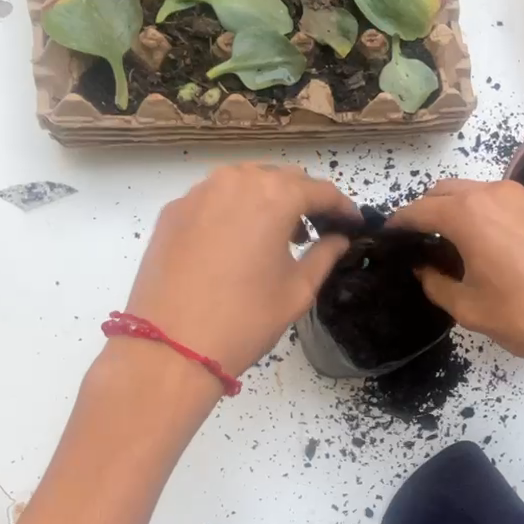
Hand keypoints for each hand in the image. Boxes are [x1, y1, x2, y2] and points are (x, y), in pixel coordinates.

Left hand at [123, 163, 357, 376]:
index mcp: (273, 197)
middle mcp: (235, 182)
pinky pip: (214, 198)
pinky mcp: (173, 211)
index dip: (341, 207)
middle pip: (281, 177)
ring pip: (244, 181)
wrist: (171, 346)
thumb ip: (323, 256)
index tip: (353, 223)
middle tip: (316, 232)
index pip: (319, 190)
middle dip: (303, 199)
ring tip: (276, 237)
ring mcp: (198, 193)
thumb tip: (338, 239)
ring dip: (267, 200)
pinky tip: (237, 244)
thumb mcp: (297, 290)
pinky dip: (234, 211)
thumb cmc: (245, 320)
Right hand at [388, 178, 523, 382]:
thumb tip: (423, 269)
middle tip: (416, 248)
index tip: (387, 241)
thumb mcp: (471, 309)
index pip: (418, 209)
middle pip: (445, 193)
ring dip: (455, 214)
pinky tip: (483, 252)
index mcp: (468, 213)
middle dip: (425, 214)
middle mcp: (493, 194)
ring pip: (474, 196)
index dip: (398, 226)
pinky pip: (499, 205)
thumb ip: (437, 284)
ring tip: (449, 252)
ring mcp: (523, 199)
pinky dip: (481, 218)